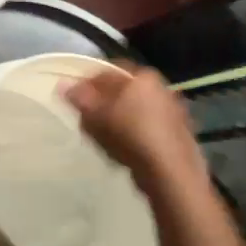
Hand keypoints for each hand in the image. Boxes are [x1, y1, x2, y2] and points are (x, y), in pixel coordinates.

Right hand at [63, 66, 205, 193]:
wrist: (171, 174)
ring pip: (136, 111)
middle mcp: (162, 89)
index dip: (87, 83)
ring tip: (103, 137)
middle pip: (123, 92)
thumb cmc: (129, 135)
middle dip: (104, 103)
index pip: (107, 71)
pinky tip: (124, 149)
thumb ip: (77, 96)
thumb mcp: (93, 114)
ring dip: (119, 120)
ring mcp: (175, 113)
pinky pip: (149, 128)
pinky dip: (135, 134)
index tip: (75, 98)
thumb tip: (64, 85)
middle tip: (87, 117)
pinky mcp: (181, 136)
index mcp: (143, 77)